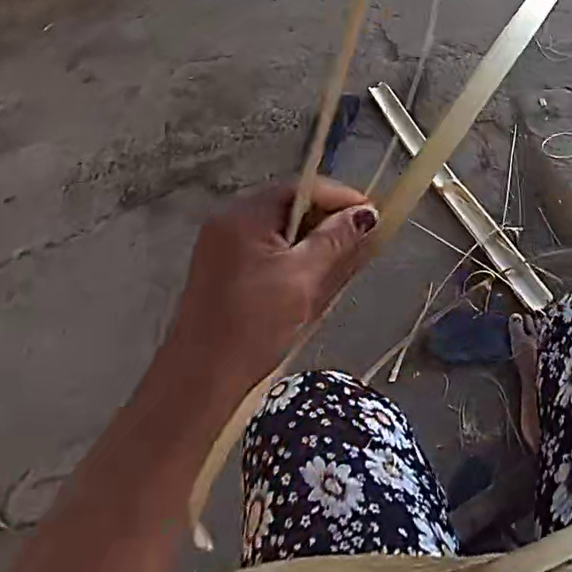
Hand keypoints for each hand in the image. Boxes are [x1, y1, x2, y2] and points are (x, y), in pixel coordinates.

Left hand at [169, 180, 378, 381]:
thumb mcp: (303, 278)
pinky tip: (312, 276)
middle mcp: (230, 221)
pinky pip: (268, 247)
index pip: (303, 188)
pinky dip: (294, 254)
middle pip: (292, 204)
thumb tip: (367, 213)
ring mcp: (223, 245)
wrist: (198, 383)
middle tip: (362, 238)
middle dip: (329, 219)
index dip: (342, 198)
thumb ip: (337, 240)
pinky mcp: (224, 268)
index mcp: (245, 216)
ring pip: (282, 227)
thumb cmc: (253, 326)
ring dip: (314, 239)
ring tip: (342, 258)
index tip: (373, 216)